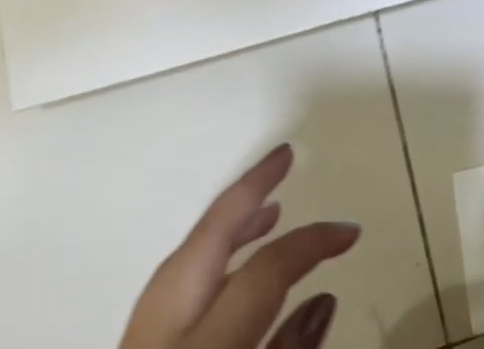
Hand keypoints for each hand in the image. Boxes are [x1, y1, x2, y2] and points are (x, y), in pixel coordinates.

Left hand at [120, 144, 358, 348]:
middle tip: (287, 154)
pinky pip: (173, 284)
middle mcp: (162, 331)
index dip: (311, 243)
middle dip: (248, 190)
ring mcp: (138, 337)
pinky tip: (230, 267)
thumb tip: (322, 298)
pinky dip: (207, 260)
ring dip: (229, 223)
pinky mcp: (133, 344)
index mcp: (204, 346)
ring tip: (271, 207)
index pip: (265, 271)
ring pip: (185, 258)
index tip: (349, 233)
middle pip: (208, 238)